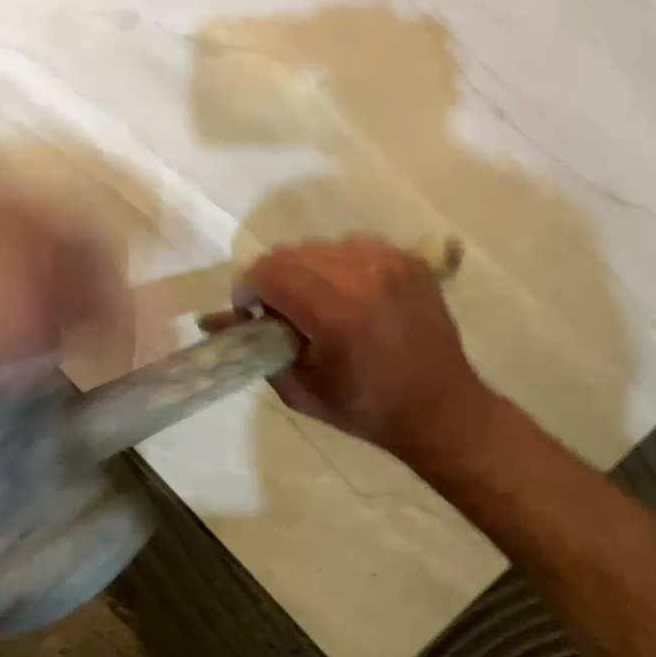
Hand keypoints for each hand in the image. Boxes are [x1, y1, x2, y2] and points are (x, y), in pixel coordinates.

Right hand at [205, 236, 492, 456]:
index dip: (248, 290)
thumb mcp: (299, 388)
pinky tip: (348, 295)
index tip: (251, 313)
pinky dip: (338, 266)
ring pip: (318, 247)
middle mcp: (362, 277)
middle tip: (281, 312)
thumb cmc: (366, 408)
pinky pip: (350, 246)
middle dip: (274, 280)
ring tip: (317, 303)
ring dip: (306, 271)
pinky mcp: (406, 258)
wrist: (443, 410)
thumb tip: (212, 320)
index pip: (268, 272)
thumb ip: (254, 348)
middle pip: (289, 254)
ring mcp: (389, 262)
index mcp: (336, 313)